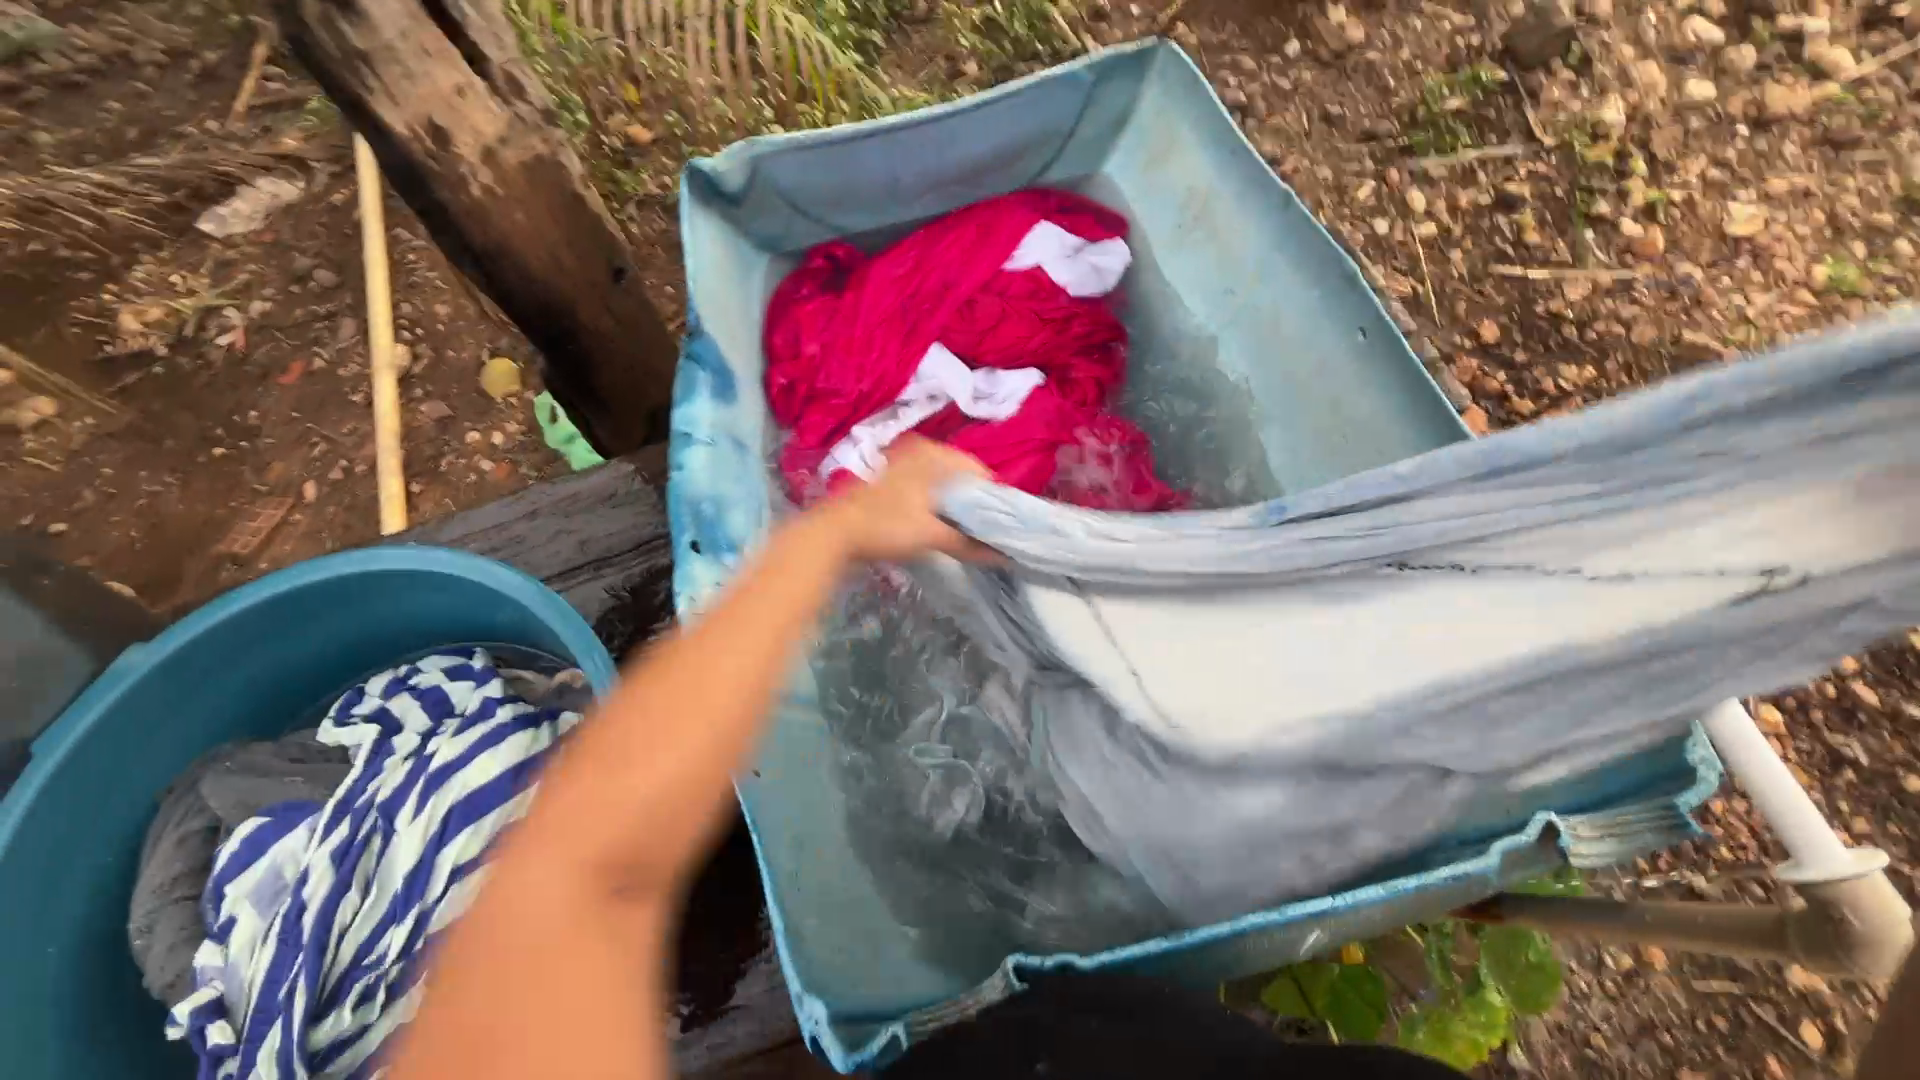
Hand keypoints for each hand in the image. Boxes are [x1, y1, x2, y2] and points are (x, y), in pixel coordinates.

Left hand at [813, 437, 995, 562]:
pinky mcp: (888, 480)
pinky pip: (923, 487)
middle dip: (972, 499)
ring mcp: (900, 463)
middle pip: (959, 474)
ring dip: (952, 502)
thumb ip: (969, 544)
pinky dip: (934, 502)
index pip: (978, 469)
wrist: (833, 533)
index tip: (1000, 520)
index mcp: (933, 454)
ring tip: (962, 528)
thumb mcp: (931, 536)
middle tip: (983, 526)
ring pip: (940, 481)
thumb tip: (1003, 556)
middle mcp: (918, 451)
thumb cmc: (885, 526)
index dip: (991, 496)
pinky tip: (935, 524)